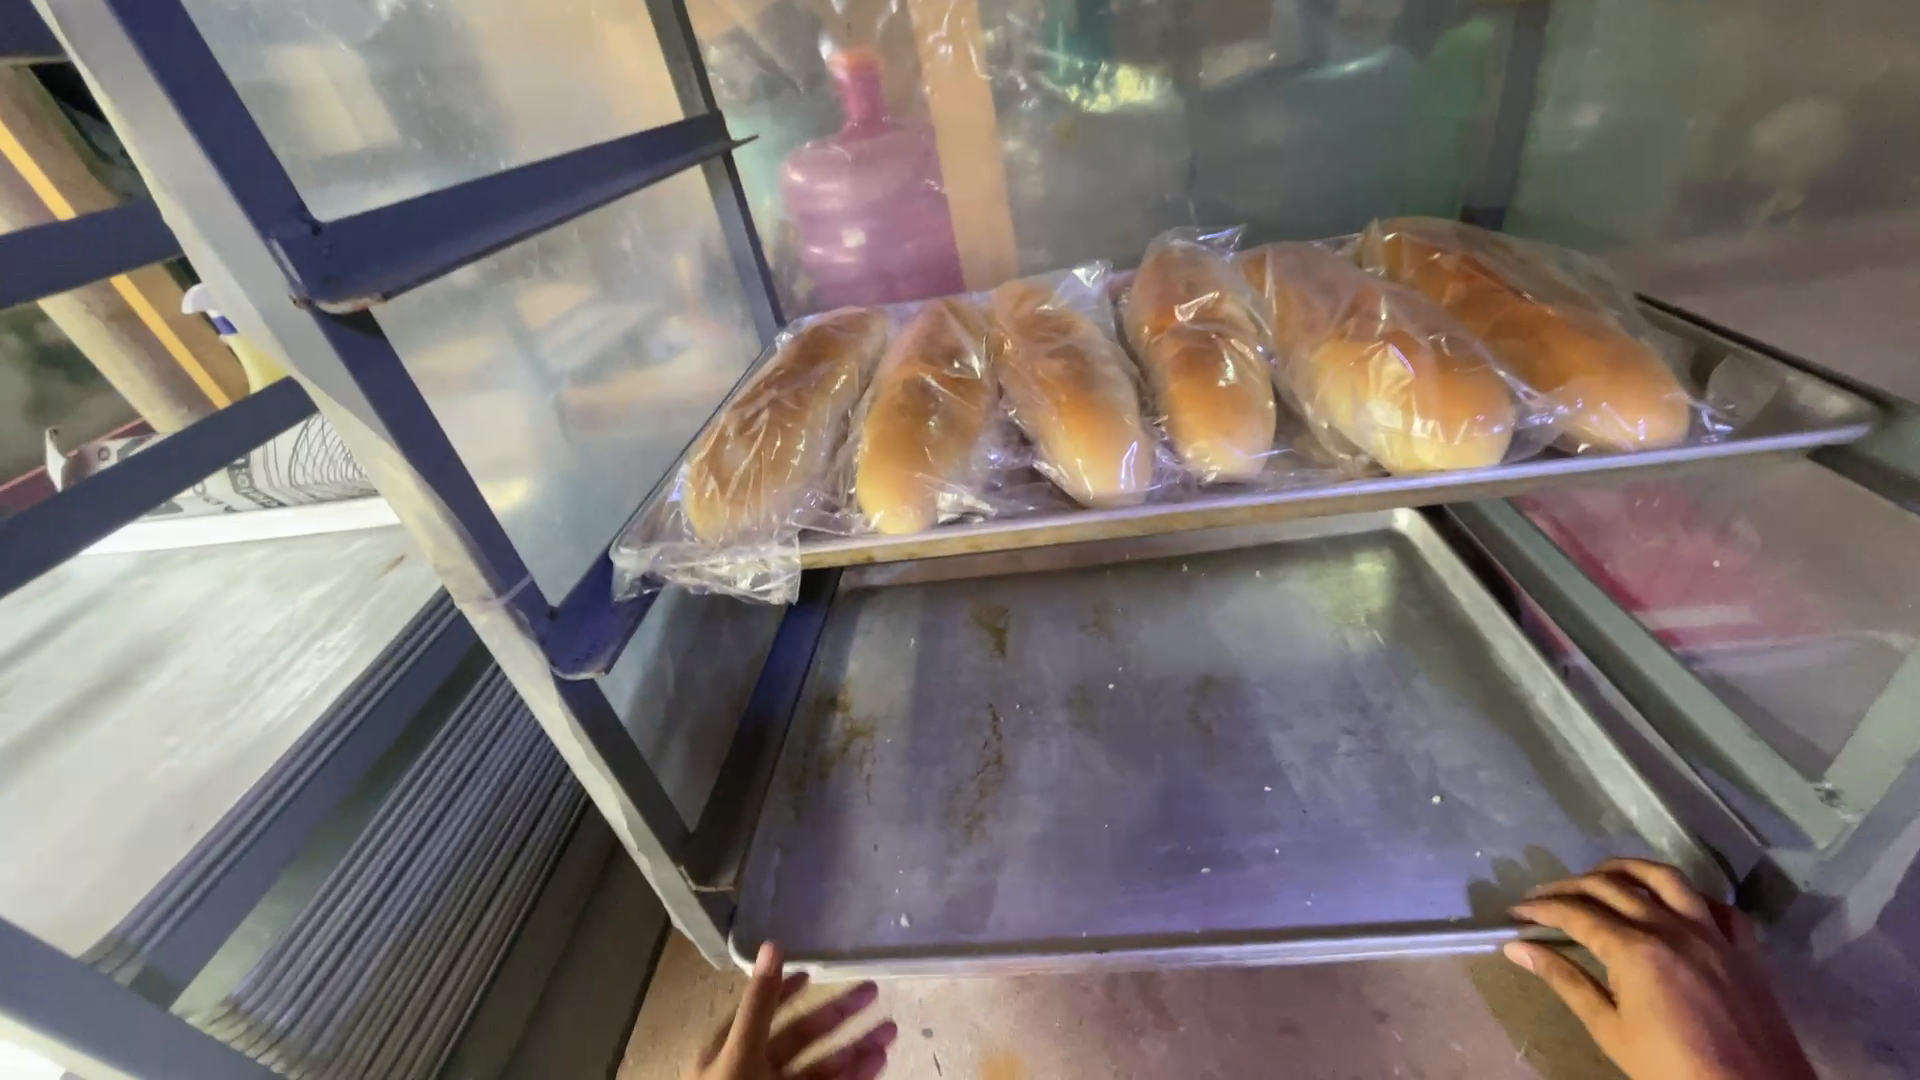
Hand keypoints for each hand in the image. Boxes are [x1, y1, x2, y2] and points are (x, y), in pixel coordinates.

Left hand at [686, 943, 895, 1079]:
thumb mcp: (738, 1056)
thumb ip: (761, 1003)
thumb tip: (773, 943)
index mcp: (727, 1056)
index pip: (759, 1012)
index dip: (782, 990)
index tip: (810, 971)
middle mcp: (753, 1076)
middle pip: (799, 1037)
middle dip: (838, 1015)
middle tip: (874, 990)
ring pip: (821, 1069)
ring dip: (855, 1049)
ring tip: (891, 1030)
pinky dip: (854, 1078)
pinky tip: (877, 1065)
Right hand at [1504, 858, 1814, 1079]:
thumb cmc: (1675, 1070)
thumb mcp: (1610, 1030)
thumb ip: (1563, 980)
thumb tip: (1515, 948)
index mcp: (1635, 950)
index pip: (1573, 912)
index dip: (1539, 908)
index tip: (1516, 913)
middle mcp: (1671, 930)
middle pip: (1609, 886)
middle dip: (1567, 886)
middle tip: (1543, 897)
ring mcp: (1714, 937)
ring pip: (1664, 878)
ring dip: (1626, 870)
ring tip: (1602, 876)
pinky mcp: (1746, 953)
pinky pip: (1720, 908)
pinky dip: (1691, 897)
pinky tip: (1672, 904)